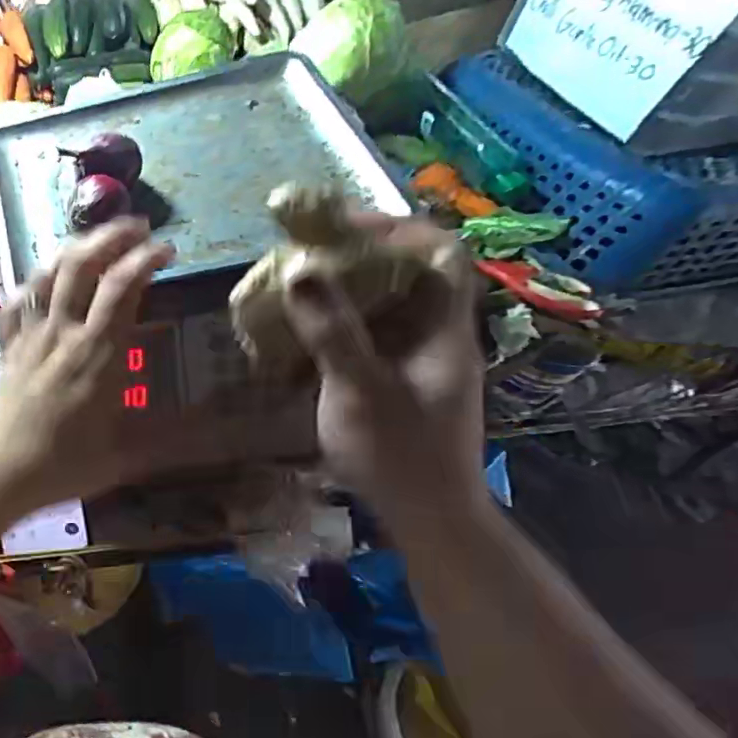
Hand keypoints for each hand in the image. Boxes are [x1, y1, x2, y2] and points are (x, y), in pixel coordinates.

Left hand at [0, 217, 174, 513]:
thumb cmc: (61, 466)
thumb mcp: (126, 456)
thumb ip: (173, 437)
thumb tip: (224, 430)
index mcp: (97, 355)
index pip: (122, 287)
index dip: (146, 258)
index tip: (166, 248)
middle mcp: (62, 333)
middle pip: (82, 266)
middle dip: (111, 237)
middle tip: (137, 228)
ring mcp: (29, 336)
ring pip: (47, 275)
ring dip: (74, 249)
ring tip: (96, 241)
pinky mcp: (7, 346)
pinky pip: (16, 300)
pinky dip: (32, 280)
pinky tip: (43, 277)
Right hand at [280, 217, 485, 519]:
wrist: (427, 513)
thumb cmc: (399, 451)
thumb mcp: (359, 388)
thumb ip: (332, 330)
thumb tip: (299, 269)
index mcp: (442, 328)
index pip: (438, 252)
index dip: (395, 227)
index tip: (338, 223)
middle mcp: (434, 334)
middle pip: (406, 273)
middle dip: (356, 255)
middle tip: (305, 251)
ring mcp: (415, 359)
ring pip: (383, 305)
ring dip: (341, 290)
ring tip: (294, 287)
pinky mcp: (395, 380)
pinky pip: (367, 335)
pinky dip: (335, 325)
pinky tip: (300, 336)